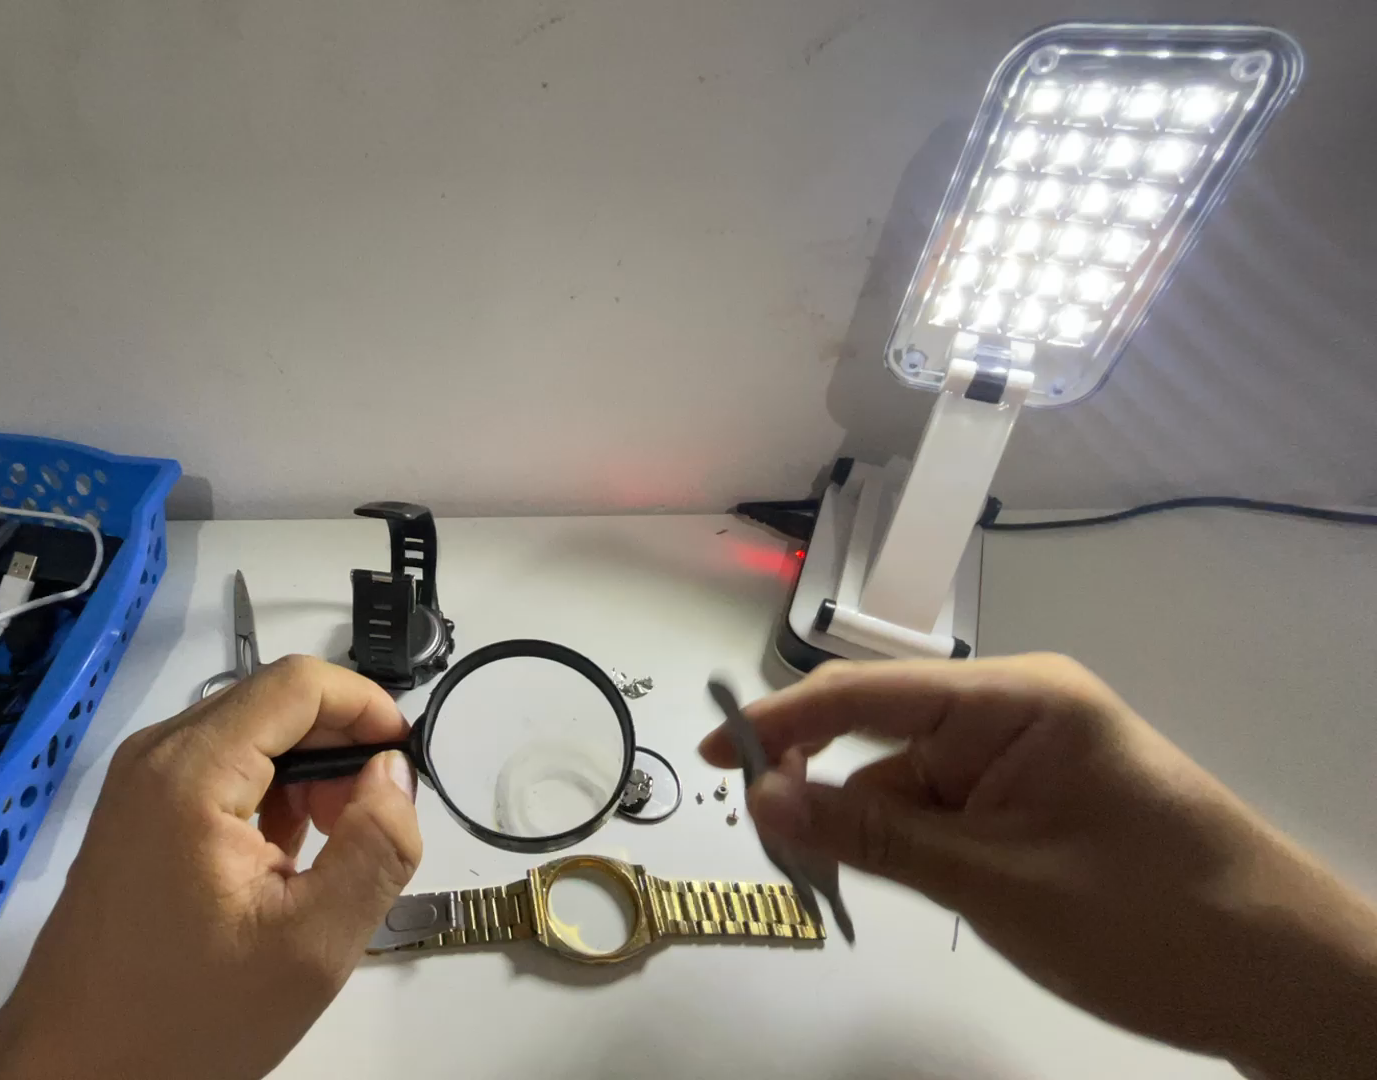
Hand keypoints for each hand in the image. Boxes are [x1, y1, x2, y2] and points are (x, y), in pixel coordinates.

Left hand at [0, 655, 420, 1079]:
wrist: (70, 1076)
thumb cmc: (185, 1020)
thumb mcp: (311, 948)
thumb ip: (376, 848)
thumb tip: (393, 771)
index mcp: (193, 770)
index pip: (298, 683)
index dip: (364, 704)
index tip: (402, 757)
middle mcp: (161, 751)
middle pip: (275, 701)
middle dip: (340, 743)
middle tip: (371, 816)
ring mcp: (145, 775)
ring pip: (254, 730)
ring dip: (309, 769)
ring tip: (334, 841)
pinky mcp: (142, 803)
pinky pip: (226, 763)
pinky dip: (273, 788)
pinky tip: (287, 852)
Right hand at [701, 654, 1376, 1078]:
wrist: (1309, 1000)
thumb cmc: (1167, 927)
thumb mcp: (998, 883)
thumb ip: (870, 835)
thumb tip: (758, 799)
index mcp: (1013, 699)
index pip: (867, 692)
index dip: (781, 718)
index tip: (714, 751)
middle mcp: (1002, 708)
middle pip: (870, 724)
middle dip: (813, 771)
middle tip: (765, 823)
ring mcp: (1004, 750)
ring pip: (886, 770)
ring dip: (848, 814)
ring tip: (819, 864)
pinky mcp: (1006, 791)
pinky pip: (917, 799)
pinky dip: (883, 832)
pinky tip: (873, 867)